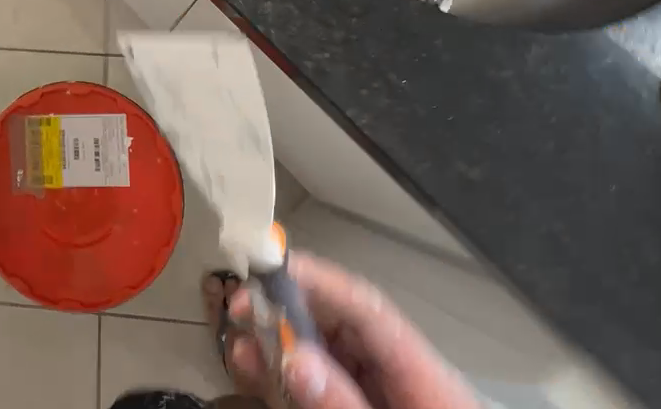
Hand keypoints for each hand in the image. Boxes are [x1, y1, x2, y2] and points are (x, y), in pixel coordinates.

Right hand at [226, 251, 479, 408]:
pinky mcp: (359, 408)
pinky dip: (284, 374)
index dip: (320, 281)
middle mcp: (400, 376)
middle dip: (287, 308)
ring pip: (325, 351)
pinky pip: (320, 383)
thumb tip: (293, 356)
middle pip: (342, 323)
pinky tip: (250, 366)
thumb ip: (343, 406)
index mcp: (423, 375)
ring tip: (237, 338)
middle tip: (240, 305)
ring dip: (278, 340)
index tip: (270, 266)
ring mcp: (380, 396)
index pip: (368, 310)